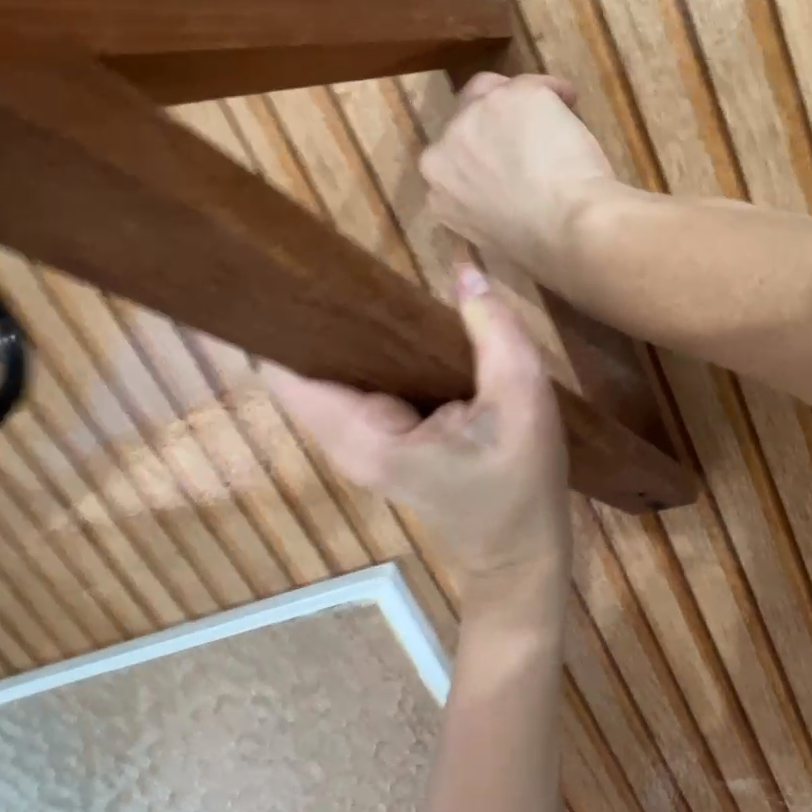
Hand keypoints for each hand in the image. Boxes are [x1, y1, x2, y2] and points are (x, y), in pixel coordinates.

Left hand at [271, 264, 570, 595]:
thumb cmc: (521, 485)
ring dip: (341, 334)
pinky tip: (388, 323)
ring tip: (360, 279)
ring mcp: (357, 446)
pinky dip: (365, 355)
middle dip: (317, 315)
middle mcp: (345, 443)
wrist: (521, 554)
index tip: (298, 266)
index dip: (289, 319)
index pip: (289, 373)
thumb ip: (494, 331)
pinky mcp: (377, 443)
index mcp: (366, 438)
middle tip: (340, 257)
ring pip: (328, 376)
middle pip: (303, 368)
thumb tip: (464, 272)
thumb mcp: (523, 401)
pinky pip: (353, 388)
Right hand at [419, 73, 627, 279]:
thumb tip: (496, 199)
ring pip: (498, 91)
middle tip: (528, 134)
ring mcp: (479, 114)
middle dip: (496, 122)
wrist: (566, 227)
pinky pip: (540, 86)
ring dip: (523, 103)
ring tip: (554, 121)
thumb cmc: (537, 248)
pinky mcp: (515, 95)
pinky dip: (559, 96)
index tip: (503, 158)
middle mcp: (447, 145)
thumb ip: (480, 208)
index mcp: (438, 188)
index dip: (480, 151)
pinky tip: (573, 108)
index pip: (451, 154)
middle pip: (468, 114)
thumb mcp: (490, 238)